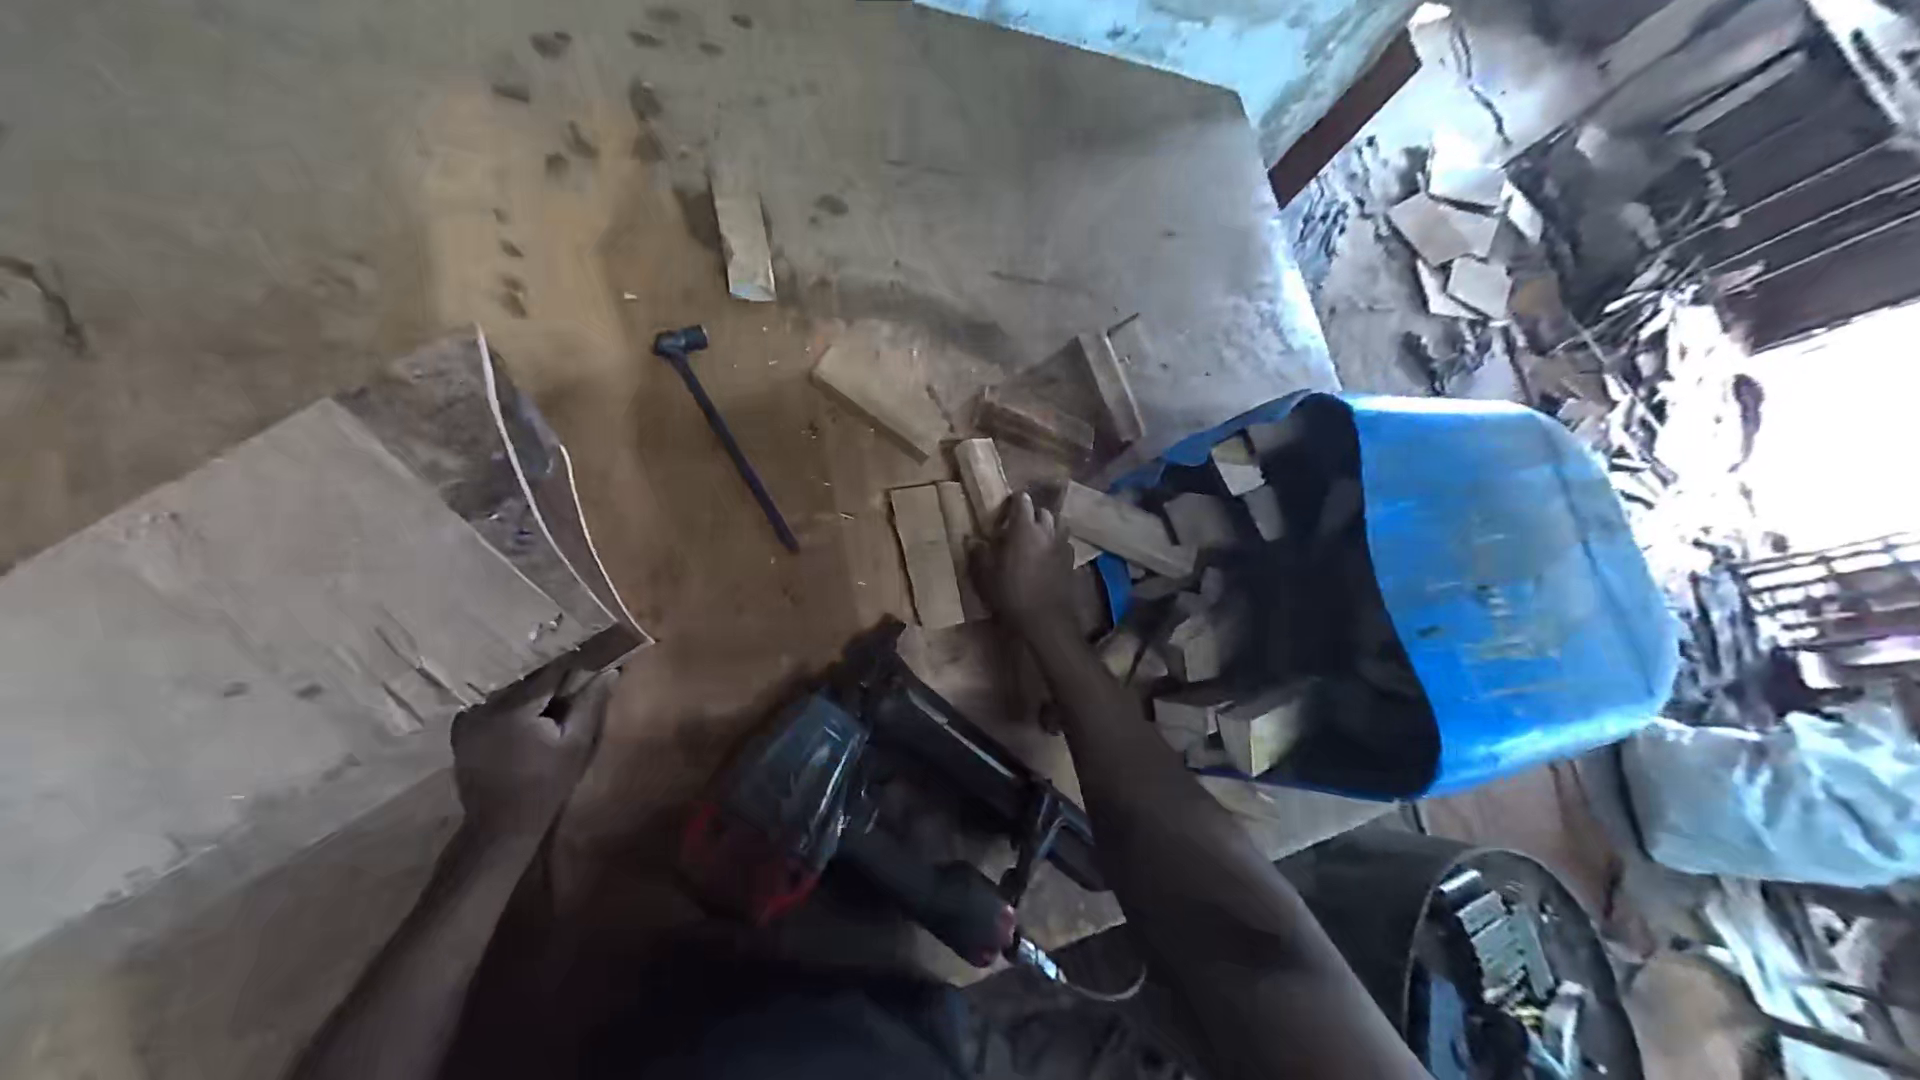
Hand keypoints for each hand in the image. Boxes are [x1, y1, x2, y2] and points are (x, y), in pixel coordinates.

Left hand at [450, 666, 614, 840]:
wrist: (501, 825)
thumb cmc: (546, 785)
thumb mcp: (577, 743)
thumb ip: (591, 703)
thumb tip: (610, 670)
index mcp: (512, 709)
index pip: (549, 670)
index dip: (574, 662)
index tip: (594, 657)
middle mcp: (483, 706)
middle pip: (526, 675)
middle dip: (553, 675)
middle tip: (578, 677)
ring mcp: (467, 716)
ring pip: (509, 686)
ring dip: (532, 686)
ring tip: (555, 693)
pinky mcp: (461, 727)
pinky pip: (493, 701)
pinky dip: (513, 700)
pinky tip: (530, 711)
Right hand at [976, 492, 1076, 640]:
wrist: (1045, 620)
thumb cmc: (1011, 594)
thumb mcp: (985, 575)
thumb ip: (978, 553)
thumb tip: (971, 539)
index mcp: (1024, 528)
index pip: (1022, 501)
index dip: (1014, 501)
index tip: (1005, 507)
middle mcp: (1047, 531)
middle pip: (1043, 511)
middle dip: (1031, 513)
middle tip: (1018, 525)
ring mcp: (1062, 545)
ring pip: (1058, 524)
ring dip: (1047, 526)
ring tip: (1036, 537)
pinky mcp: (1071, 561)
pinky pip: (1064, 543)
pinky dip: (1056, 543)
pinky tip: (1048, 555)